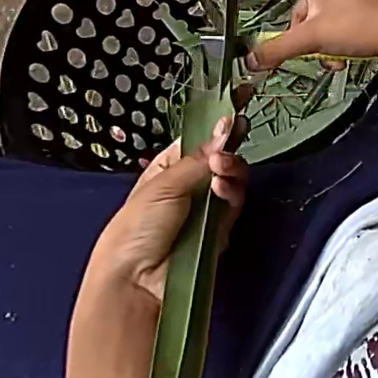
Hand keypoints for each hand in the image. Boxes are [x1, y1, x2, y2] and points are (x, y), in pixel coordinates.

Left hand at [79, 115, 247, 319]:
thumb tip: (228, 125)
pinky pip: (236, 202)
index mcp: (168, 167)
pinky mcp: (223, 228)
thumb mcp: (163, 183)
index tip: (241, 96)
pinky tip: (222, 188)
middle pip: (221, 155)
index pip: (199, 137)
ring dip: (232, 167)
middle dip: (228, 144)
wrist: (137, 281)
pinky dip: (233, 192)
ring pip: (233, 177)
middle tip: (235, 133)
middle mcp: (190, 184)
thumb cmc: (136, 226)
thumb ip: (200, 156)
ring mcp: (208, 206)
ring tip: (221, 168)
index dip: (218, 120)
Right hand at [232, 0, 377, 70]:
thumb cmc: (356, 26)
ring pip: (313, 21)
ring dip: (316, 44)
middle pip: (295, 7)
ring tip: (329, 59)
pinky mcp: (353, 6)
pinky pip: (329, 24)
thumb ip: (278, 49)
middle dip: (297, 35)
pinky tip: (339, 58)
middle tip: (302, 51)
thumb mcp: (312, 39)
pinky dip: (330, 42)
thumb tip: (251, 60)